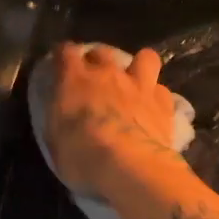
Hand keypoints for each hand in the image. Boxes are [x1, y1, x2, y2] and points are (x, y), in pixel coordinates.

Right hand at [46, 43, 178, 193]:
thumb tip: (61, 119)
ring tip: (136, 84)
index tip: (62, 68)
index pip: (65, 53)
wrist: (127, 166)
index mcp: (74, 80)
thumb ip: (58, 122)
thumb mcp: (55, 143)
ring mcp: (139, 85)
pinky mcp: (163, 104)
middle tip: (98, 82)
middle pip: (103, 52)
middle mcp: (108, 74)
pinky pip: (162, 91)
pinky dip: (158, 98)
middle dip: (98, 62)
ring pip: (145, 58)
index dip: (64, 58)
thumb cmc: (81, 158)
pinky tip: (155, 110)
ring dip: (139, 68)